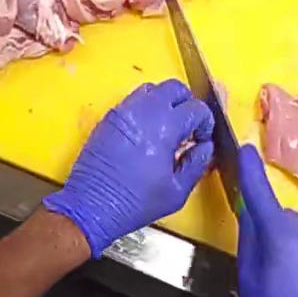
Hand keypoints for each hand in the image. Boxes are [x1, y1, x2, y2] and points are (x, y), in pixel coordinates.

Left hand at [43, 79, 213, 254]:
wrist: (91, 208)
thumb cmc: (134, 203)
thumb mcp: (176, 192)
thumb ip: (196, 165)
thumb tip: (205, 148)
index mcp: (164, 127)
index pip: (196, 108)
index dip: (205, 124)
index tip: (201, 140)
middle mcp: (143, 112)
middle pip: (174, 88)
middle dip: (187, 105)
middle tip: (187, 129)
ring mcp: (122, 113)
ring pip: (151, 91)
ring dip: (164, 104)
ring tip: (166, 130)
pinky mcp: (107, 121)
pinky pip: (131, 103)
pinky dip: (144, 111)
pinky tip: (145, 135)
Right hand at [236, 145, 297, 296]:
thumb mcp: (250, 284)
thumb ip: (249, 246)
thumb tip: (251, 219)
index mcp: (282, 235)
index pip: (260, 196)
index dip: (250, 173)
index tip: (244, 149)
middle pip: (281, 220)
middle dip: (268, 233)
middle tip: (258, 268)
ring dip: (288, 250)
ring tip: (283, 288)